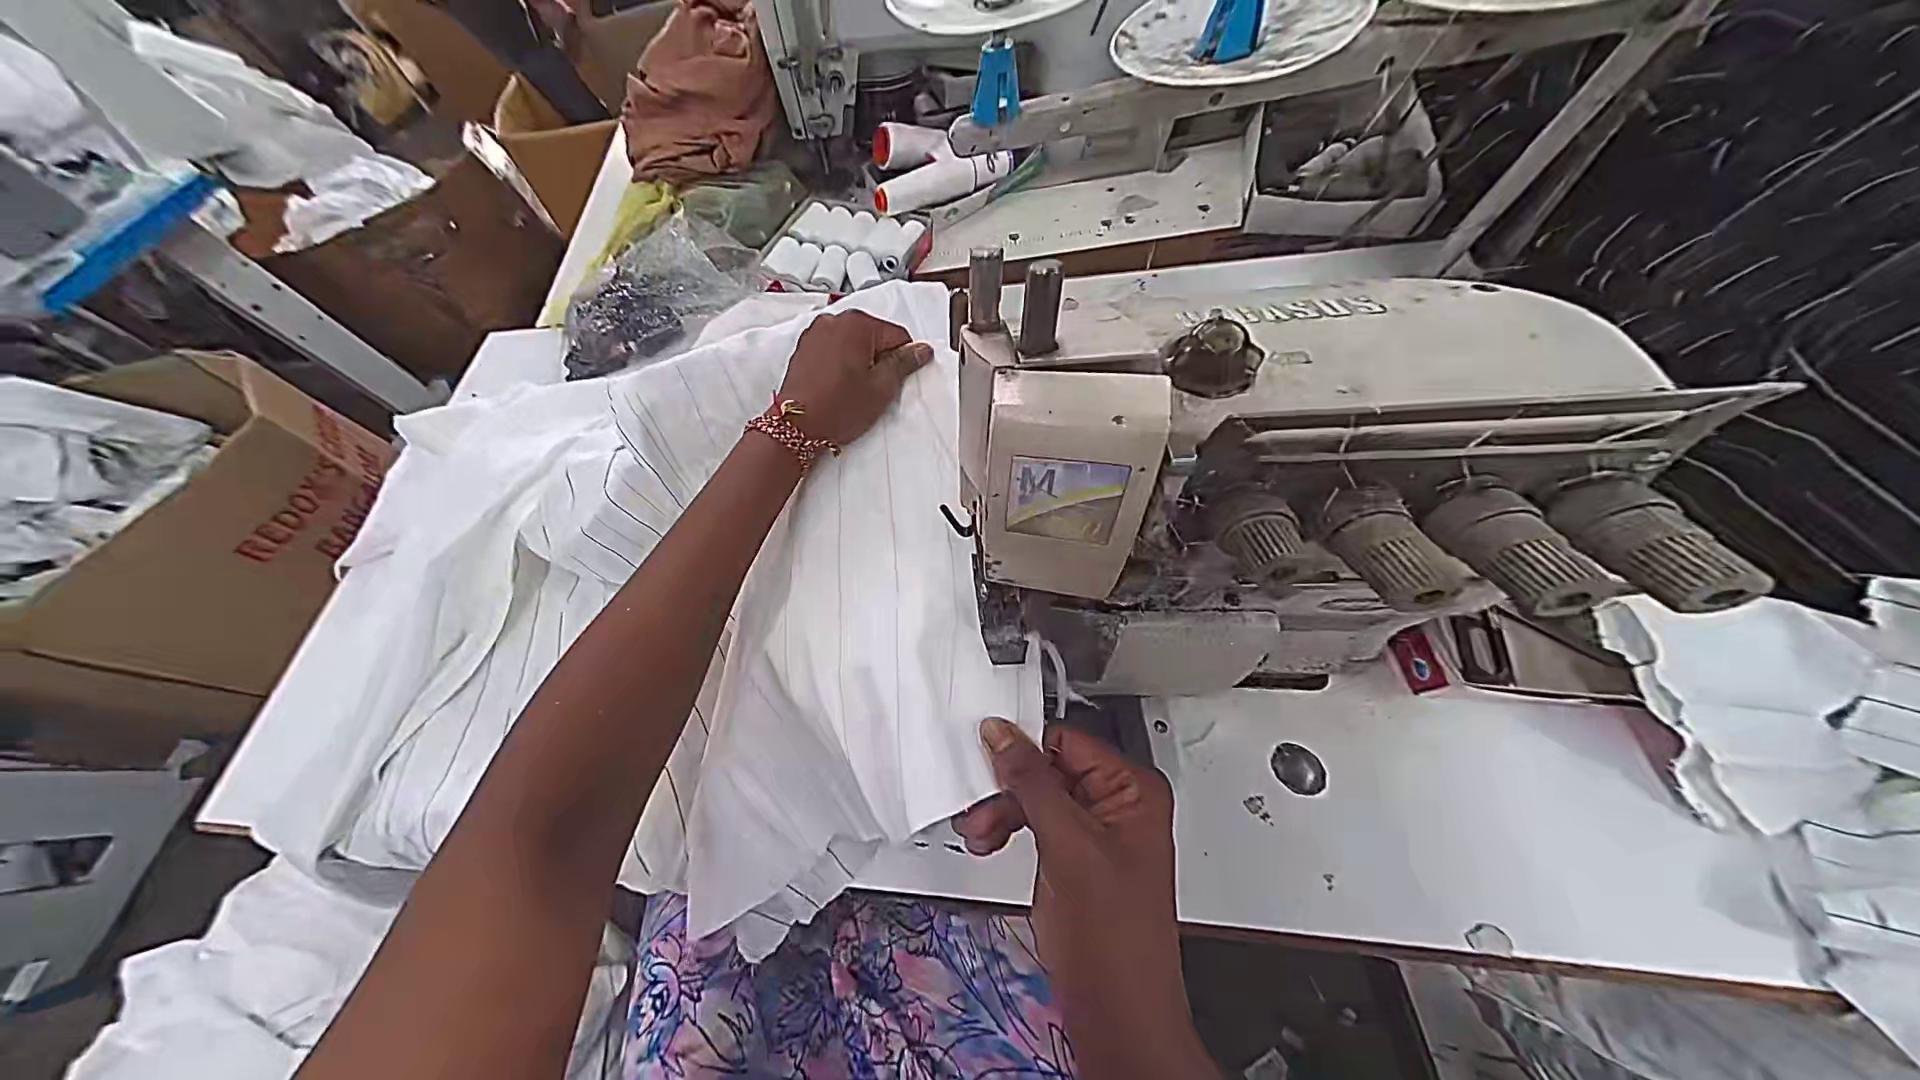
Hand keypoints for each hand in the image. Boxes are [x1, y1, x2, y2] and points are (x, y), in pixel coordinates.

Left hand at [776, 311, 932, 445]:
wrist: (796, 427)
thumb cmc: (834, 408)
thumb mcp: (881, 388)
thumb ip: (904, 364)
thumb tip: (920, 351)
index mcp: (858, 324)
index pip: (899, 335)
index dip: (904, 360)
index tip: (896, 379)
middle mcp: (834, 321)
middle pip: (874, 337)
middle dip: (879, 360)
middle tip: (873, 389)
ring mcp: (816, 334)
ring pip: (853, 344)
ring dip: (859, 363)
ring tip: (853, 390)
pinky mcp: (804, 349)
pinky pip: (833, 350)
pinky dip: (840, 365)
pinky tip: (839, 387)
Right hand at [955, 719, 1215, 1079]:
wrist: (1116, 1015)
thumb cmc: (1116, 941)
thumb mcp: (1067, 844)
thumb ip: (1031, 782)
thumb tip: (1003, 736)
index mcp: (1133, 790)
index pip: (1069, 741)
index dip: (1026, 746)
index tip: (987, 751)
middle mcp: (1117, 805)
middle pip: (1048, 769)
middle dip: (1009, 788)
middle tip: (982, 804)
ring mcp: (1094, 832)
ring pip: (1036, 797)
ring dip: (1002, 810)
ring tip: (982, 832)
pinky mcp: (1073, 855)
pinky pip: (1034, 822)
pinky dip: (1008, 829)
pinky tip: (992, 841)